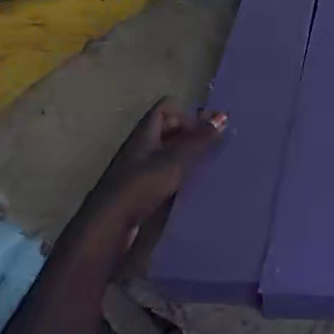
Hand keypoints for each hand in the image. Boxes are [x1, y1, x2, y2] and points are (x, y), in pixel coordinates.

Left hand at [79, 97, 225, 237]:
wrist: (111, 225)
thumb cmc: (141, 185)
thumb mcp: (173, 159)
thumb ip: (198, 139)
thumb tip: (223, 118)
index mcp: (145, 133)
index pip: (166, 108)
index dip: (187, 113)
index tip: (207, 128)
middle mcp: (143, 146)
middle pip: (170, 129)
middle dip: (193, 133)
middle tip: (217, 144)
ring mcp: (142, 168)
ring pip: (171, 152)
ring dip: (191, 154)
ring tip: (213, 162)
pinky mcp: (145, 188)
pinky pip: (169, 171)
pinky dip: (184, 172)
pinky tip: (197, 181)